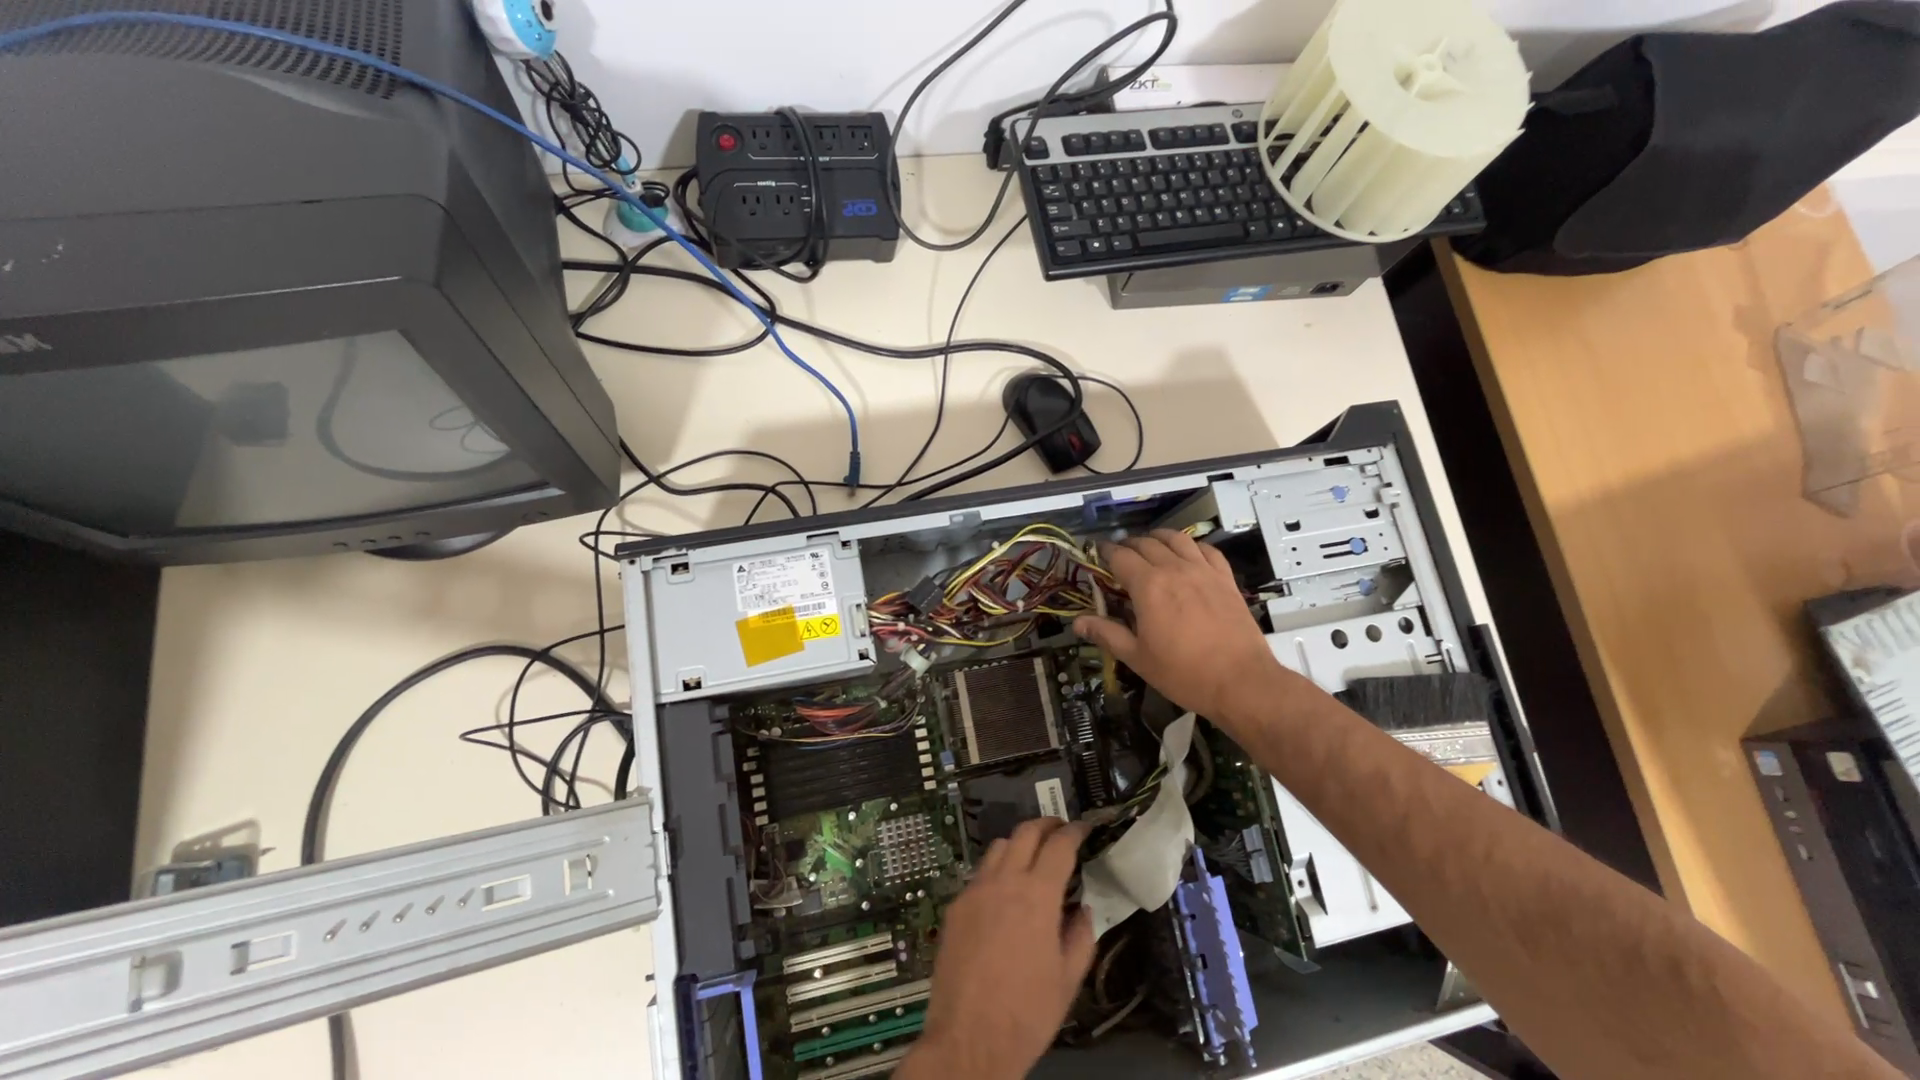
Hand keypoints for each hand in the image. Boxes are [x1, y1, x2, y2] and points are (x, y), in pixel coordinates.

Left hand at [899, 819, 1094, 1079]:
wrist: (968, 1039)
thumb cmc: (1027, 1013)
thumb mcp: (1068, 980)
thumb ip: (1081, 937)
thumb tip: (1082, 911)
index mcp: (1037, 896)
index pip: (1059, 846)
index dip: (1075, 832)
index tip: (1085, 828)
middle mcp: (1003, 883)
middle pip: (1024, 833)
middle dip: (1046, 825)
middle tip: (1060, 829)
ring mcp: (973, 893)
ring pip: (996, 849)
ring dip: (1018, 844)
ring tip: (1031, 858)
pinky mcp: (954, 909)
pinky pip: (977, 876)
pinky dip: (995, 871)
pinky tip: (1003, 893)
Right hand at [1075, 529, 1286, 723]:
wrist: (1240, 681)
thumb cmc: (1183, 673)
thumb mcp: (1137, 658)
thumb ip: (1107, 634)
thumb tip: (1078, 622)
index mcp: (1148, 586)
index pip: (1120, 557)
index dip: (1106, 553)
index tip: (1098, 554)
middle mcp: (1174, 569)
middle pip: (1147, 544)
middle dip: (1129, 545)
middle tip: (1120, 554)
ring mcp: (1204, 571)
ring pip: (1178, 539)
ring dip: (1159, 538)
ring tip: (1151, 545)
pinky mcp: (1226, 579)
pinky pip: (1208, 550)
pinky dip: (1193, 546)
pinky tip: (1189, 554)